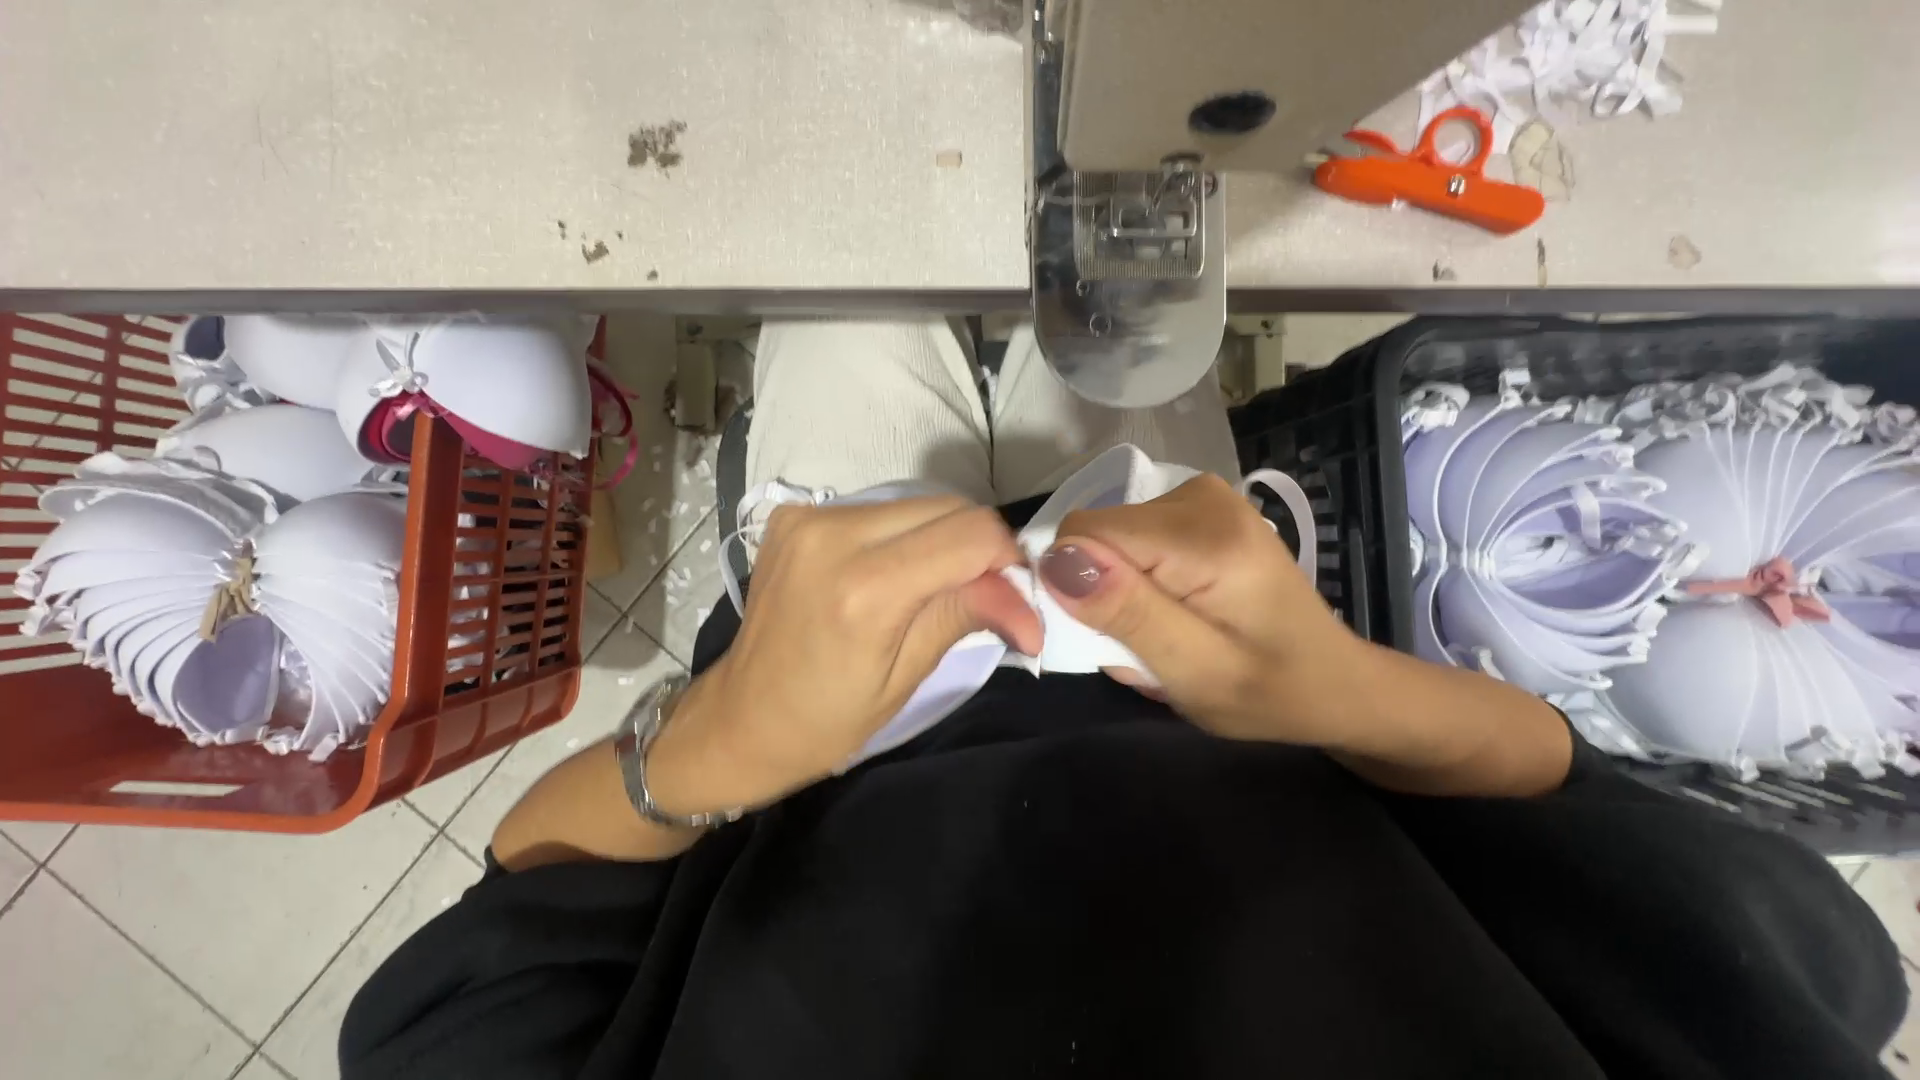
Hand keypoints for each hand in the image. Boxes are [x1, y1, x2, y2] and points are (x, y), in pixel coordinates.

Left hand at [655, 496, 1043, 810]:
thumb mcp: (905, 678)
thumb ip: (965, 614)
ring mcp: (807, 518)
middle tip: (983, 595)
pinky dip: (900, 535)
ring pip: (915, 504)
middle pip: (948, 509)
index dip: (1006, 560)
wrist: (738, 719)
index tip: (1014, 597)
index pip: (971, 534)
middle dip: (979, 548)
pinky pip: (876, 510)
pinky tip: (891, 573)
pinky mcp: (793, 516)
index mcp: (865, 588)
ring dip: (941, 539)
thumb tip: (1032, 602)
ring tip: (934, 588)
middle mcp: (833, 535)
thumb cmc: (825, 721)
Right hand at [1037, 474, 1570, 795]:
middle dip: (1101, 594)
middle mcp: (1200, 497)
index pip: (1084, 534)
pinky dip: (1137, 579)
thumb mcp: (1194, 671)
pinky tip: (1173, 611)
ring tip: (1163, 634)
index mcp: (1205, 536)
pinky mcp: (1200, 507)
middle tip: (1146, 647)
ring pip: (1108, 537)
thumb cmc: (1270, 692)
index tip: (1107, 638)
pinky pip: (1131, 537)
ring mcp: (1203, 496)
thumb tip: (1056, 557)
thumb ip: (1126, 610)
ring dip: (1119, 591)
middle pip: (1097, 534)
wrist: (1335, 681)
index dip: (1074, 588)